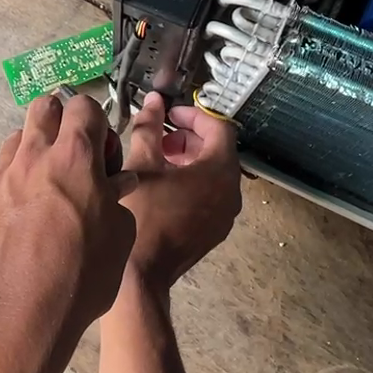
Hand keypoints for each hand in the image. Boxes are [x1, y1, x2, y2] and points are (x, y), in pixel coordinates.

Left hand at [0, 95, 138, 345]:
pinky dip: (18, 180)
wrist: (22, 309)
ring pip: (18, 136)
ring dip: (36, 148)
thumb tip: (115, 182)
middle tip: (75, 155)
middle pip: (44, 105)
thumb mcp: (121, 234)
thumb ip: (116, 197)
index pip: (84, 105)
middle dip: (62, 119)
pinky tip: (27, 213)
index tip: (103, 151)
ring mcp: (4, 175)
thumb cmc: (83, 272)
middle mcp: (35, 155)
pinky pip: (3, 173)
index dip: (97, 121)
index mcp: (75, 156)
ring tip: (49, 184)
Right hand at [120, 92, 242, 293]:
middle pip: (218, 150)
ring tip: (157, 158)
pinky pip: (211, 194)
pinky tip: (162, 184)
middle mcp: (232, 192)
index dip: (193, 115)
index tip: (169, 114)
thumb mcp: (142, 163)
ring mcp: (226, 214)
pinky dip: (192, 180)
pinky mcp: (215, 229)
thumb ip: (150, 127)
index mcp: (219, 171)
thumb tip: (153, 101)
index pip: (218, 127)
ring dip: (189, 158)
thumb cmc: (143, 213)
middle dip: (189, 137)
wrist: (141, 271)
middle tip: (160, 135)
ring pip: (214, 173)